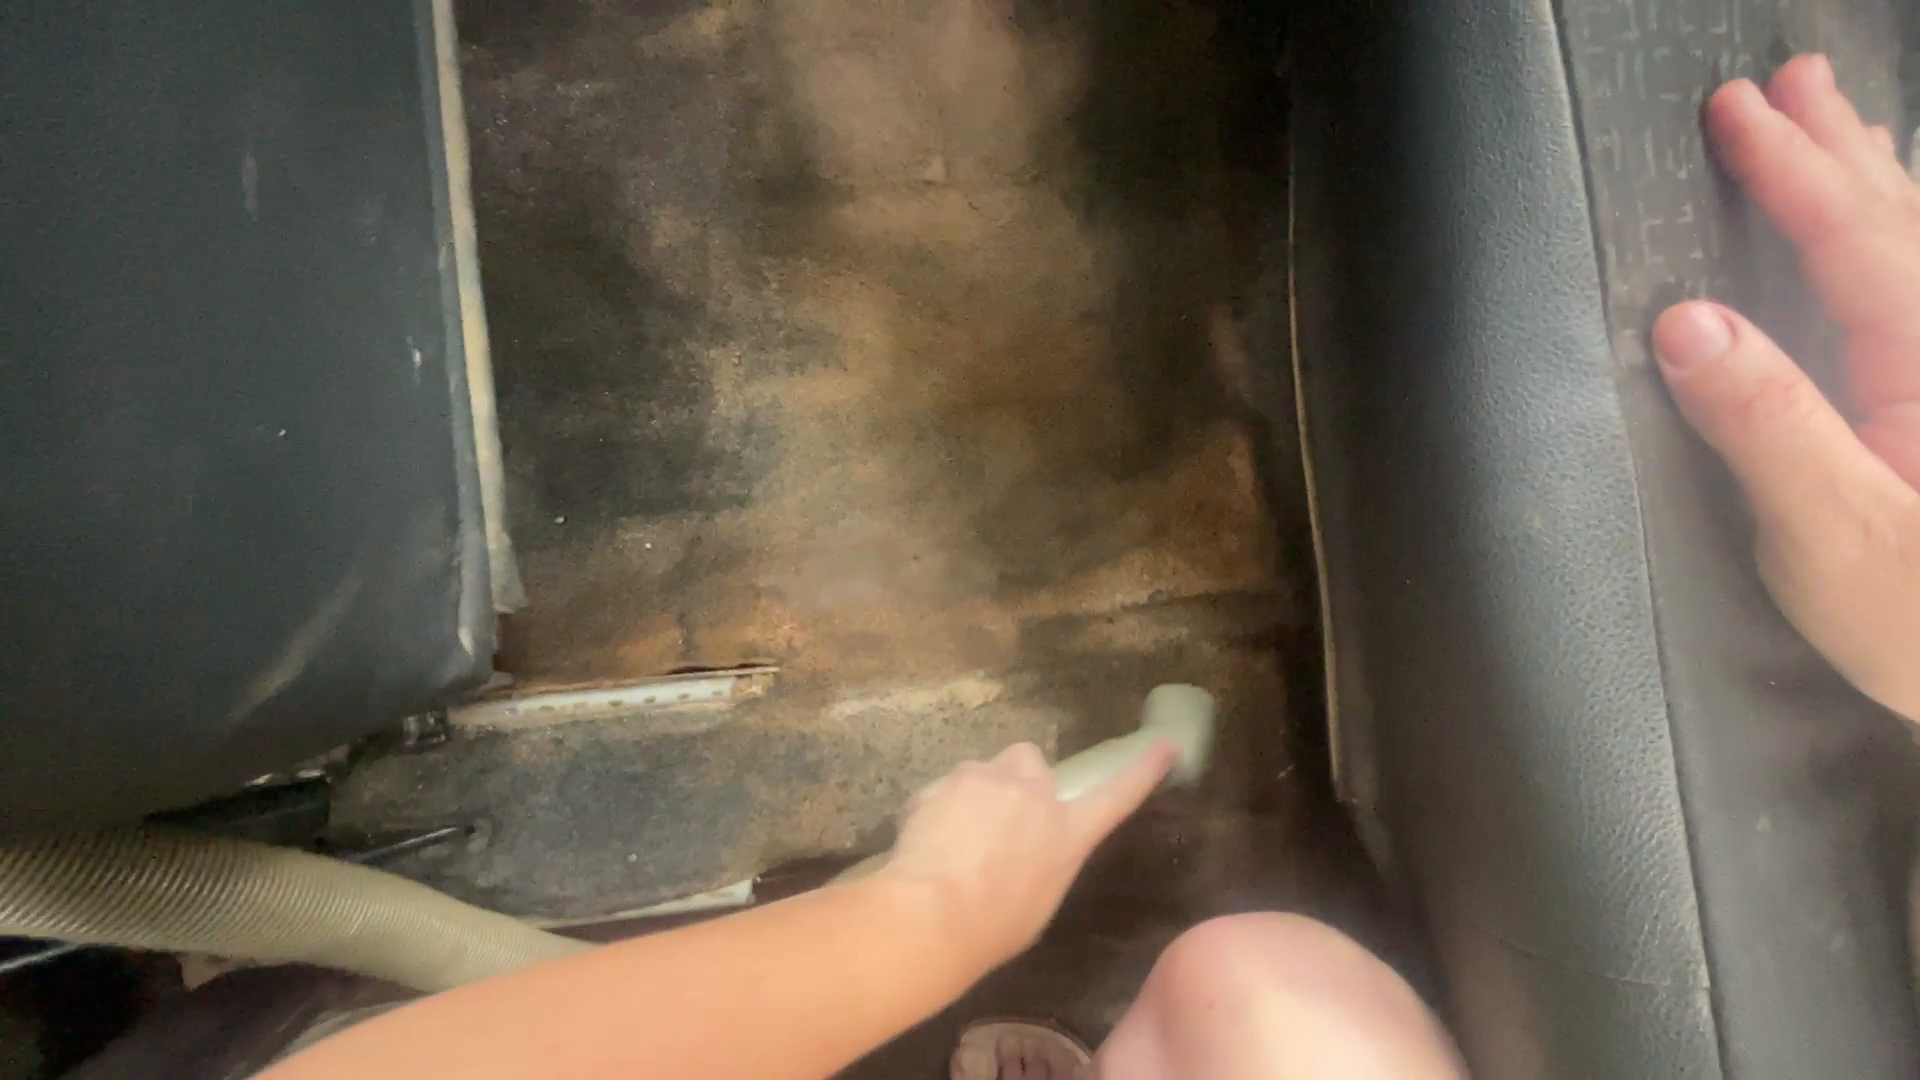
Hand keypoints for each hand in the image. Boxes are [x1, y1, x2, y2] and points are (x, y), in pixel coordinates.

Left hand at [877, 740, 1175, 970]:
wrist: (934, 912)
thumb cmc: (995, 926)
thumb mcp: (1039, 899)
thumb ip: (1044, 859)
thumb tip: (1025, 848)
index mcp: (1066, 831)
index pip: (1116, 795)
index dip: (1143, 770)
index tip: (1167, 744)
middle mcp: (1031, 791)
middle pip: (1029, 760)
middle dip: (1017, 777)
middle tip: (999, 817)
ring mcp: (987, 778)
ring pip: (984, 771)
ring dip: (976, 794)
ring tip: (956, 840)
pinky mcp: (947, 779)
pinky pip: (944, 789)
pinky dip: (939, 808)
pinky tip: (928, 842)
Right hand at [1652, 54, 1919, 722]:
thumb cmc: (1919, 618)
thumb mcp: (1829, 528)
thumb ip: (1764, 421)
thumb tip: (1683, 324)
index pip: (1860, 239)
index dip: (1794, 169)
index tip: (1736, 113)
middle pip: (1906, 218)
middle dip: (1838, 145)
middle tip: (1787, 81)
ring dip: (1870, 175)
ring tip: (1830, 122)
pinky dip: (1894, 241)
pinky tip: (1878, 233)